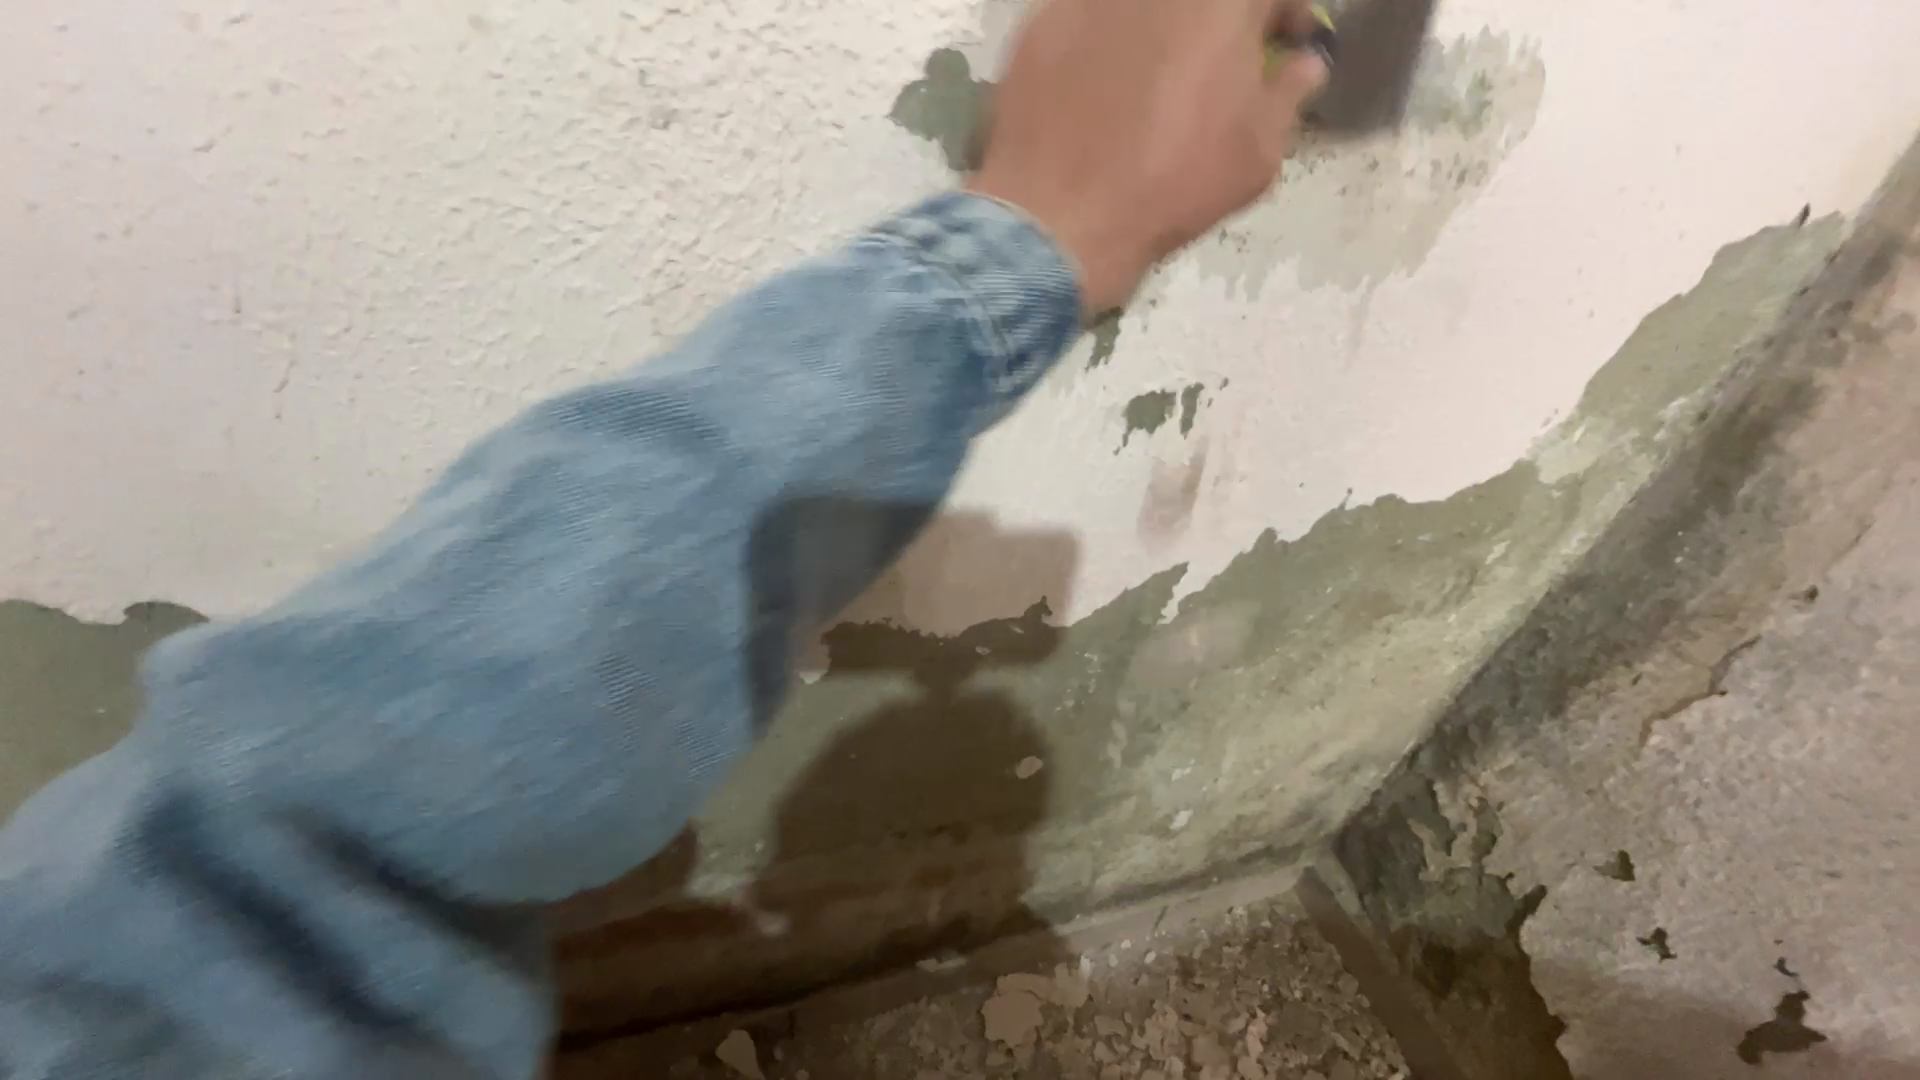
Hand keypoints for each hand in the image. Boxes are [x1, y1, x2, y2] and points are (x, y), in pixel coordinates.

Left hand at [967, 0, 1329, 314]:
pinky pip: (1084, 20)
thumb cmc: (1172, 190)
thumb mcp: (1257, 155)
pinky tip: (1097, 89)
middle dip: (1217, 22)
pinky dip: (1101, 43)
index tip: (1287, 39)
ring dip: (1157, 32)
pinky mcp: (1039, 24)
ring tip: (1153, 75)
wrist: (1060, 224)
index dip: (1284, 14)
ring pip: (1138, 11)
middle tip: (1215, 57)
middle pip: (1199, 0)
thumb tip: (1303, 65)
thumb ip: (1287, 95)